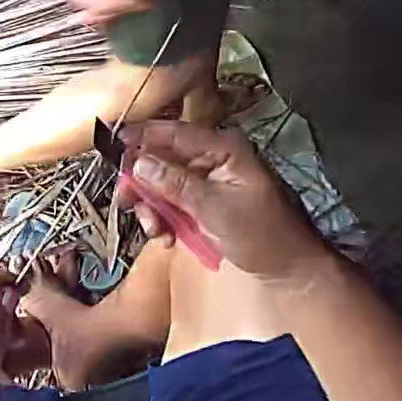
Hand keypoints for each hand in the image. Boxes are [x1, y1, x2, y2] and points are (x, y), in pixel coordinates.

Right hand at [116, 121, 335, 286]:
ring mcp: (205, 180)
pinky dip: (162, 218)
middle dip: (142, 181)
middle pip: (162, 158)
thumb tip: (139, 162)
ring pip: (161, 183)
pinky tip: (166, 237)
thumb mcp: (215, 209)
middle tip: (127, 200)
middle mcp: (211, 159)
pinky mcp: (200, 201)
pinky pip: (169, 202)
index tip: (113, 141)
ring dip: (151, 206)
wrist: (287, 267)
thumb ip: (175, 184)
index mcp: (223, 149)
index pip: (175, 132)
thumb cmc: (262, 234)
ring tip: (155, 229)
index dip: (142, 135)